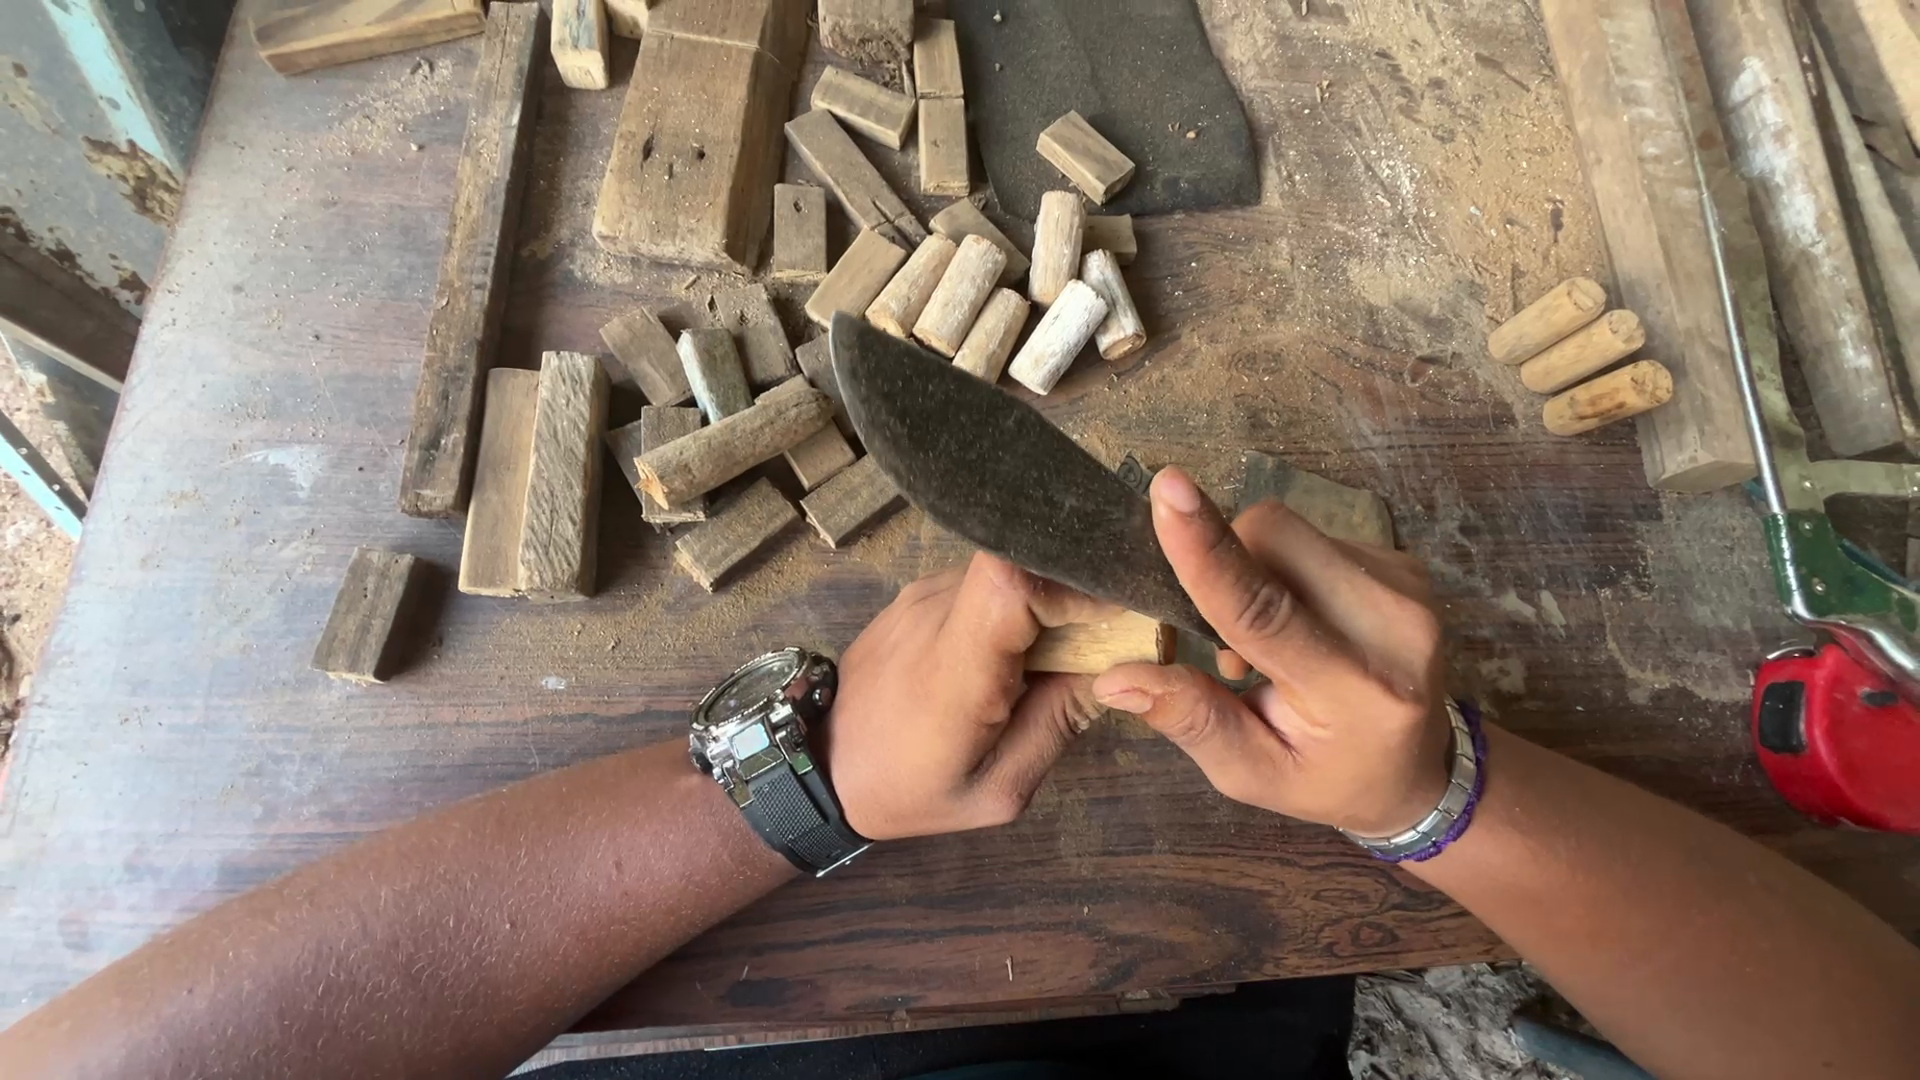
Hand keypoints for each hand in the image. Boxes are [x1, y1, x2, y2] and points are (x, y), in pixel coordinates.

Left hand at [825, 553, 1110, 840]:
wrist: (825, 764)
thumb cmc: (911, 789)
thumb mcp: (998, 789)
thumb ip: (1058, 725)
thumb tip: (1113, 669)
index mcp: (954, 667)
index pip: (1011, 580)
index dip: (1070, 587)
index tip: (1111, 619)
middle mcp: (931, 612)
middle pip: (1018, 566)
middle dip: (1071, 595)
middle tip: (1100, 640)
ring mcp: (917, 595)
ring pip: (1003, 570)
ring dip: (1042, 600)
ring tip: (1058, 649)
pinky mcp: (914, 593)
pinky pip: (979, 582)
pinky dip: (1011, 603)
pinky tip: (1016, 645)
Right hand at [1091, 468, 1452, 836]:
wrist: (1425, 770)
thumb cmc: (1327, 776)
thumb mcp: (1250, 773)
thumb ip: (1190, 719)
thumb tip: (1113, 679)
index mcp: (1354, 690)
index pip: (1263, 610)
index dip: (1208, 552)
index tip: (1168, 491)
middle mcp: (1393, 625)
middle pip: (1273, 537)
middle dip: (1225, 559)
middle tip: (1224, 630)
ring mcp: (1406, 584)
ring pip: (1286, 529)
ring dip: (1252, 567)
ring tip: (1266, 634)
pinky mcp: (1402, 562)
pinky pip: (1307, 534)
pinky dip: (1279, 567)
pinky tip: (1295, 615)